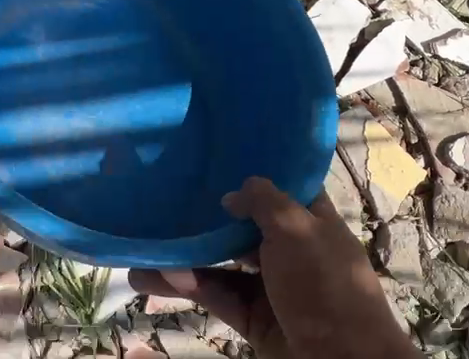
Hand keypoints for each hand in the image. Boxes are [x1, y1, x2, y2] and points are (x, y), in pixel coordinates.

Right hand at [129, 178, 421, 358]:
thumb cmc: (326, 287)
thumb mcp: (297, 229)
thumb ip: (262, 200)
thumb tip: (230, 194)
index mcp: (311, 221)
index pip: (281, 184)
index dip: (252, 168)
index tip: (214, 149)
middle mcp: (290, 250)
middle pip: (242, 222)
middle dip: (205, 212)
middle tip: (165, 193)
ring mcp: (271, 286)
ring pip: (220, 261)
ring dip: (184, 254)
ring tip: (143, 246)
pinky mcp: (253, 319)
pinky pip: (215, 294)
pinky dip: (187, 286)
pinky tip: (154, 275)